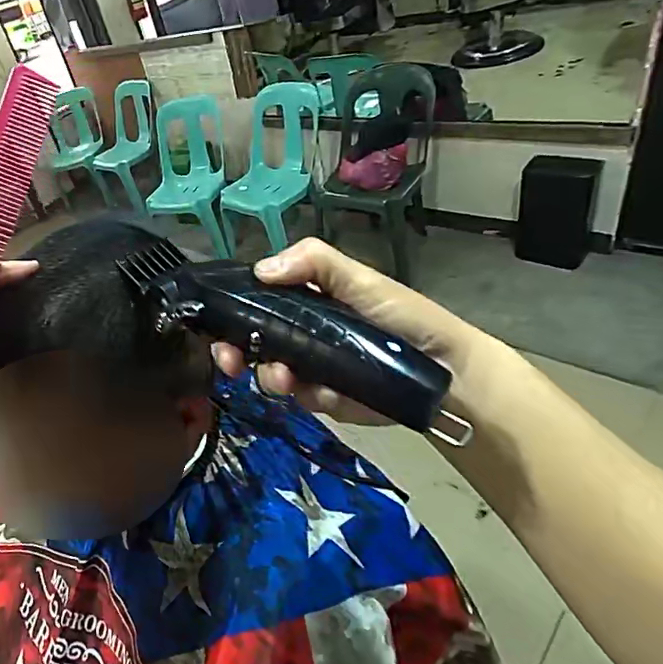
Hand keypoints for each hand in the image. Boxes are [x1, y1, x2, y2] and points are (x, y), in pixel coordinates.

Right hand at [210, 237, 493, 423]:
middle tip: (229, 359)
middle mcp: (305, 334)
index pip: (259, 303)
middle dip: (236, 352)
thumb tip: (260, 270)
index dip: (235, 312)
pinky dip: (306, 396)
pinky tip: (320, 392)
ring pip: (272, 375)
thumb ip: (314, 262)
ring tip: (283, 377)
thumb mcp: (361, 278)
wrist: (444, 369)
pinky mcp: (329, 400)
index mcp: (308, 301)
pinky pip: (304, 400)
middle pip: (255, 343)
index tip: (218, 322)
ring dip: (268, 377)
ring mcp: (315, 369)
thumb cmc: (403, 315)